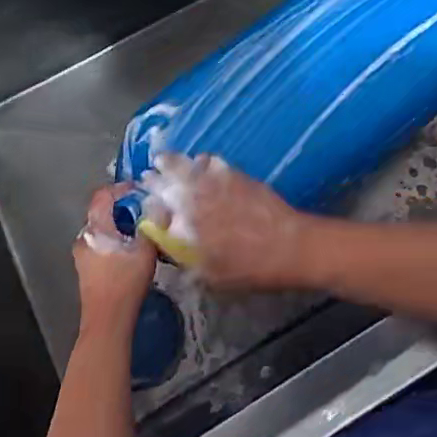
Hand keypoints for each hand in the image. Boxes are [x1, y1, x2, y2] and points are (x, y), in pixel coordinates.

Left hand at [72, 184, 157, 328]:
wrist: (107, 321)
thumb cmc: (126, 282)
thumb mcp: (145, 250)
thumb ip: (151, 225)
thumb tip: (159, 207)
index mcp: (95, 228)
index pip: (102, 196)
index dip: (120, 188)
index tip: (139, 191)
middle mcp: (83, 238)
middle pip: (101, 213)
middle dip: (122, 208)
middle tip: (144, 211)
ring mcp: (81, 255)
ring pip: (100, 231)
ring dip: (119, 227)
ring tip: (141, 232)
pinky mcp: (85, 270)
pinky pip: (99, 245)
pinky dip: (114, 241)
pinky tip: (131, 252)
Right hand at [146, 153, 309, 291]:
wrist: (292, 247)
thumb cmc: (253, 269)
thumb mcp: (215, 277)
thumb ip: (190, 264)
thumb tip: (176, 256)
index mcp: (189, 228)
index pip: (159, 212)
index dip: (149, 206)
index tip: (144, 204)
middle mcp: (199, 202)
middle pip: (168, 184)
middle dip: (155, 179)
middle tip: (147, 175)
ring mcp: (218, 186)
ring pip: (188, 168)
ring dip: (173, 163)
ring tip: (163, 159)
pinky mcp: (237, 177)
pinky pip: (214, 163)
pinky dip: (203, 161)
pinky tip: (201, 160)